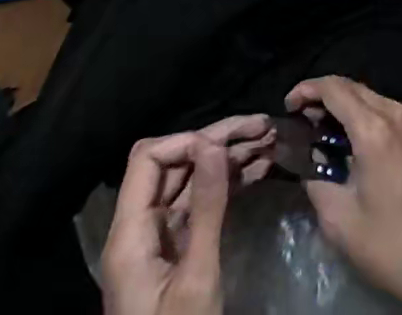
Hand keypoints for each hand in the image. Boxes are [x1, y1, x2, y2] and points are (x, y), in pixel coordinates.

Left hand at [100, 115, 273, 314]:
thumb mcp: (197, 275)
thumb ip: (207, 207)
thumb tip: (213, 143)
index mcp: (130, 233)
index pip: (148, 160)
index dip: (188, 141)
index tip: (231, 142)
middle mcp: (140, 226)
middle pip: (174, 163)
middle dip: (218, 140)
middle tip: (264, 126)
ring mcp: (160, 236)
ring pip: (193, 178)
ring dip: (230, 156)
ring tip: (272, 139)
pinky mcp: (179, 247)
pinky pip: (203, 200)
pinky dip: (231, 181)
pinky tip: (262, 166)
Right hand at [286, 78, 401, 314]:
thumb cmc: (385, 239)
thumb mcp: (337, 214)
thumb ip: (314, 175)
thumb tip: (302, 153)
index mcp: (374, 129)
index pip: (335, 89)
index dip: (307, 89)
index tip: (285, 107)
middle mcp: (394, 113)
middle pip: (352, 87)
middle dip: (321, 95)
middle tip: (296, 120)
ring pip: (367, 95)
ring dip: (340, 104)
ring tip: (314, 129)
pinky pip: (381, 109)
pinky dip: (358, 113)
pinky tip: (342, 138)